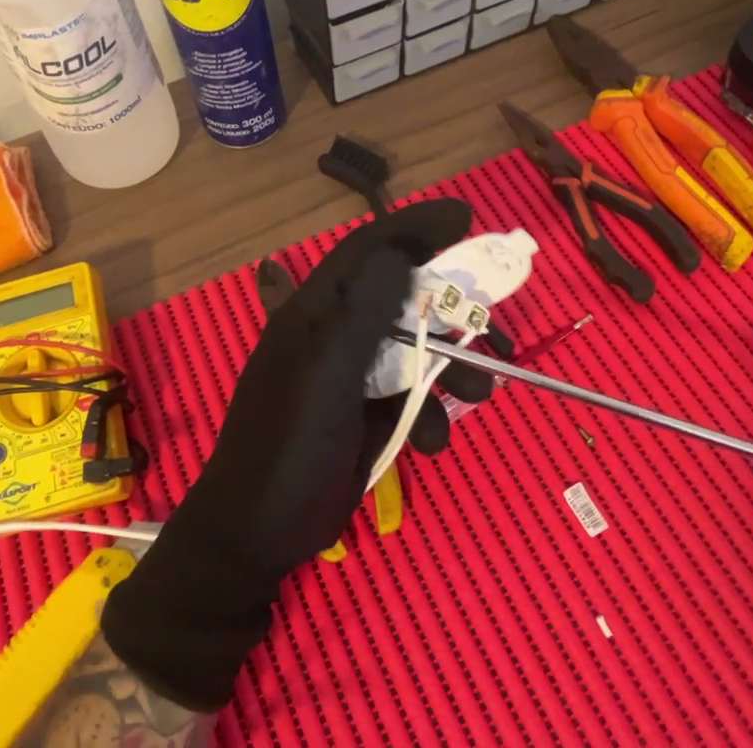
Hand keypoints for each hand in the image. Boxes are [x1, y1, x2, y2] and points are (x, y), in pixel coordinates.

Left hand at [103, 200, 475, 710]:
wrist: (257, 534)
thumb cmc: (286, 449)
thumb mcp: (326, 377)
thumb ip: (361, 315)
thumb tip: (397, 253)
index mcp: (315, 313)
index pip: (368, 250)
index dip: (415, 227)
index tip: (467, 218)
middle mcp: (333, 334)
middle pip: (402, 301)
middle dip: (451, 314)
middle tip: (495, 328)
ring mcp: (349, 376)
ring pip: (412, 352)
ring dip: (450, 370)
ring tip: (482, 392)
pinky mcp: (362, 414)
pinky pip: (408, 397)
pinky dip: (428, 413)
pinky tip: (431, 443)